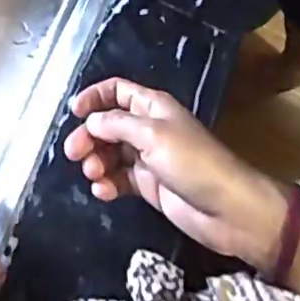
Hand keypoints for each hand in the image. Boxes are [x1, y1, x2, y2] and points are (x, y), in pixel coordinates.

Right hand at [62, 78, 288, 267]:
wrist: (227, 209)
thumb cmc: (192, 161)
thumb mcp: (152, 135)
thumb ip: (118, 125)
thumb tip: (90, 120)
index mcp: (152, 105)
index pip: (117, 91)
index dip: (95, 97)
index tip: (74, 111)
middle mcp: (148, 127)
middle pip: (109, 123)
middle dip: (89, 135)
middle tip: (73, 152)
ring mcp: (148, 157)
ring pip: (111, 151)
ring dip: (97, 160)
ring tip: (93, 174)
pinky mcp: (149, 185)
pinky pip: (120, 178)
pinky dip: (108, 182)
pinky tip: (102, 191)